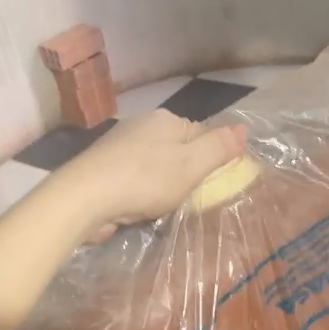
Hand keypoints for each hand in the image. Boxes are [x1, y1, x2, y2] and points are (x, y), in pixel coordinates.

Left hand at [40, 110, 247, 241]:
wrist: (84, 197)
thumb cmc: (145, 179)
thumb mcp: (191, 164)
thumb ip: (218, 147)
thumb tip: (243, 128)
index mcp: (164, 119)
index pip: (199, 134)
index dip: (210, 158)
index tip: (212, 183)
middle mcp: (139, 127)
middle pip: (174, 150)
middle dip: (183, 173)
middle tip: (188, 199)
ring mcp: (117, 148)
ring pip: (152, 167)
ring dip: (159, 186)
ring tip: (163, 208)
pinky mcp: (101, 171)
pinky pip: (131, 181)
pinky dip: (138, 195)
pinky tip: (139, 210)